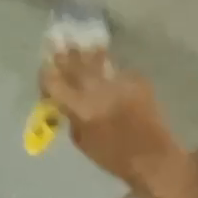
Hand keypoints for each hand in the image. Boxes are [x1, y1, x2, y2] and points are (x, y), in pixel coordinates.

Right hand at [39, 46, 189, 189]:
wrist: (153, 158)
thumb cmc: (114, 158)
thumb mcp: (83, 143)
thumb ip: (72, 118)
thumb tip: (67, 103)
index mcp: (80, 108)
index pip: (55, 83)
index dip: (47, 73)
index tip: (44, 67)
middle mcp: (97, 90)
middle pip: (75, 65)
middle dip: (64, 54)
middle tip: (57, 39)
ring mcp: (119, 83)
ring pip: (98, 61)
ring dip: (87, 52)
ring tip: (82, 41)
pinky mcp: (137, 81)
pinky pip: (118, 73)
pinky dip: (112, 74)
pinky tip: (111, 73)